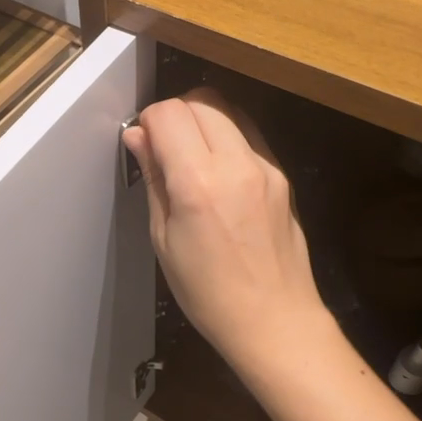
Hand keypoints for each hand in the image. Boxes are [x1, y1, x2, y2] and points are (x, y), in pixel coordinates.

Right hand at [122, 88, 332, 374]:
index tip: (143, 146)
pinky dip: (226, 137)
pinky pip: (248, 135)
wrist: (273, 319)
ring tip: (188, 157)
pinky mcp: (282, 176)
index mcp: (199, 182)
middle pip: (201, 101)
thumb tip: (138, 138)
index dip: (148, 122)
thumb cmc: (208, 293)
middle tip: (162, 148)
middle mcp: (236, 163)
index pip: (169, 114)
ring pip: (229, 111)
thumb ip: (154, 180)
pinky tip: (216, 171)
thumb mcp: (164, 240)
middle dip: (174, 115)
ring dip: (202, 120)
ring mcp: (265, 166)